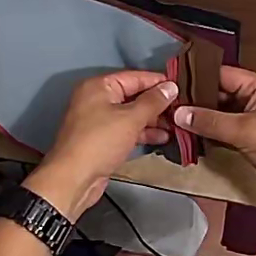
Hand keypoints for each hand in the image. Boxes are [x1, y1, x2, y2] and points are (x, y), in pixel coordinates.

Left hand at [25, 71, 178, 217]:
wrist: (74, 178)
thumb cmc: (99, 142)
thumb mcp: (131, 118)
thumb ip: (153, 101)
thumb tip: (170, 87)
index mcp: (98, 86)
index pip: (134, 77)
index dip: (157, 81)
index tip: (179, 86)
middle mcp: (96, 99)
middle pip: (132, 96)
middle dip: (157, 103)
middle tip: (181, 108)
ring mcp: (98, 121)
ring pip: (131, 115)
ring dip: (152, 120)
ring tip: (176, 124)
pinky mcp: (101, 139)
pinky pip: (126, 130)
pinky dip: (142, 132)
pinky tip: (161, 137)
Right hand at [173, 67, 255, 209]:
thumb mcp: (245, 130)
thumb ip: (210, 121)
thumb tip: (178, 112)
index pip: (224, 75)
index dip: (198, 77)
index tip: (171, 83)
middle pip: (222, 94)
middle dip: (197, 101)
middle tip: (167, 104)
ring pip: (224, 115)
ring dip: (204, 119)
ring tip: (173, 120)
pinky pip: (229, 132)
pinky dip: (213, 134)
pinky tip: (193, 137)